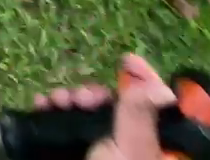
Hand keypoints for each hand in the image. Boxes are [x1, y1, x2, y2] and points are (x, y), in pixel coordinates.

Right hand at [32, 54, 176, 159]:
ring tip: (57, 101)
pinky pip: (72, 121)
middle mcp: (138, 146)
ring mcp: (110, 148)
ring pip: (94, 111)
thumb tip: (157, 83)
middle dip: (95, 93)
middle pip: (122, 106)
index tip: (128, 59)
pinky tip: (45, 105)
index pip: (164, 109)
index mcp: (163, 148)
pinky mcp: (83, 149)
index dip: (147, 82)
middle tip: (81, 96)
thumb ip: (140, 114)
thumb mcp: (132, 149)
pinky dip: (56, 108)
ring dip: (71, 98)